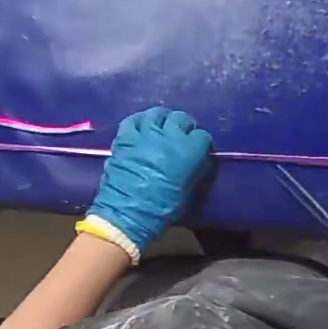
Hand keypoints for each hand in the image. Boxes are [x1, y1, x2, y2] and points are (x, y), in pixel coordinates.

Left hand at [85, 107, 211, 254]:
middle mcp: (169, 136)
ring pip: (156, 114)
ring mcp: (145, 134)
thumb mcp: (190, 191)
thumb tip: (199, 160)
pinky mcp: (125, 138)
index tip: (197, 149)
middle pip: (180, 119)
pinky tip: (141, 126)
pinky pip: (132, 121)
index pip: (202, 135)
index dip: (199, 142)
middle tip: (180, 136)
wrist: (129, 214)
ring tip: (161, 127)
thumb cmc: (163, 208)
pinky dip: (138, 122)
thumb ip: (196, 170)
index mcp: (190, 151)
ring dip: (161, 119)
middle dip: (183, 126)